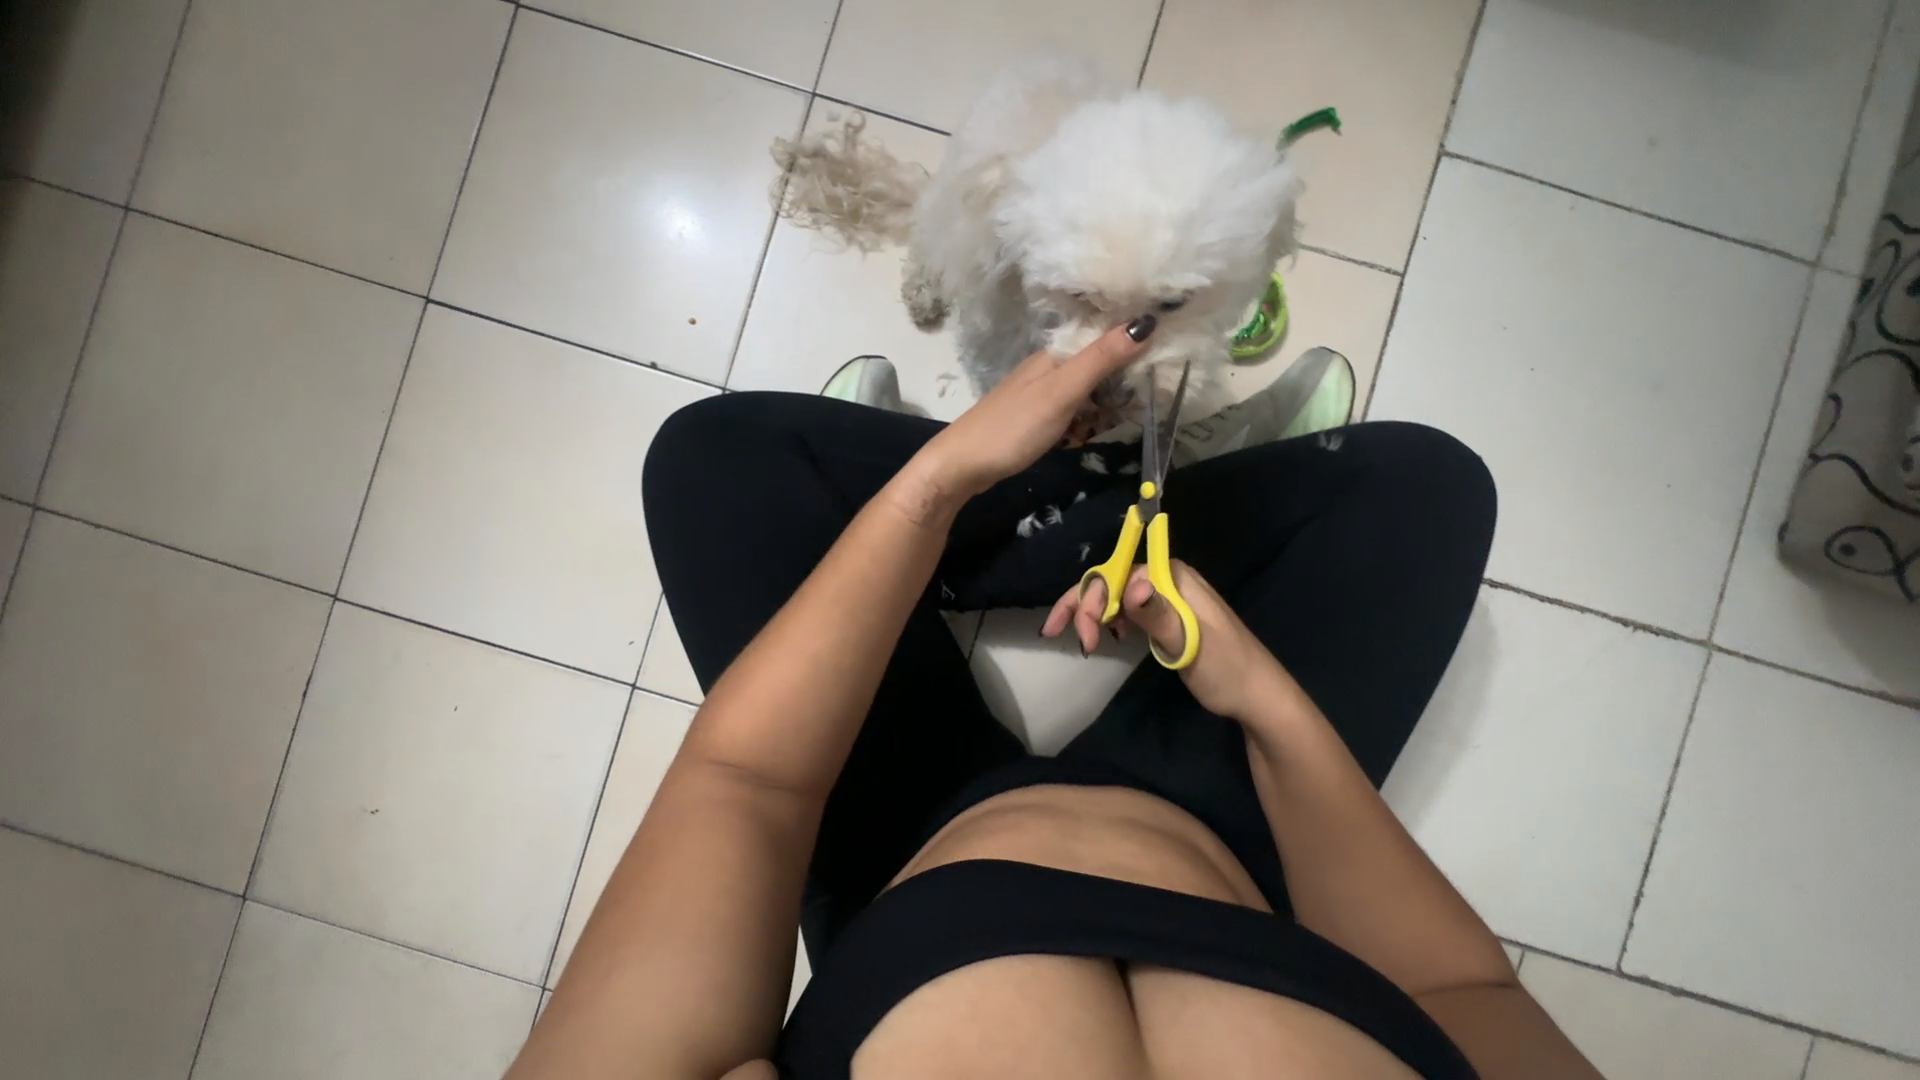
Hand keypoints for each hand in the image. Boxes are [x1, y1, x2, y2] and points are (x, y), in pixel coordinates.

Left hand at [906, 318, 1154, 504]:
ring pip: (1087, 395)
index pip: (1105, 337)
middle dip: (1123, 383)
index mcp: (1056, 355)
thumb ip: (1100, 359)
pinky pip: (1072, 416)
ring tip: (1118, 420)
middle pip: (1099, 367)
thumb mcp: (1062, 392)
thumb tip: (1146, 321)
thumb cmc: (1013, 428)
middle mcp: (1049, 369)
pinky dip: (1084, 425)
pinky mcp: (1035, 421)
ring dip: (1104, 408)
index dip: (1135, 343)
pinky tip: (1086, 436)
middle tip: (1146, 400)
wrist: (961, 466)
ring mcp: (1040, 396)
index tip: (1167, 355)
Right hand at [1040, 559, 1280, 721]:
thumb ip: (1158, 613)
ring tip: (1083, 642)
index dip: (1091, 598)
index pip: (1117, 573)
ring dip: (1092, 613)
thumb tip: (1130, 583)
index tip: (1084, 635)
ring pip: (1116, 595)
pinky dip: (1109, 621)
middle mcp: (1168, 579)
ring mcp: (1167, 598)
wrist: (1258, 697)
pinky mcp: (1167, 618)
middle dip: (1084, 605)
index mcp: (1174, 576)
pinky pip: (1128, 610)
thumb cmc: (1227, 670)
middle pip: (1112, 581)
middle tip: (1066, 638)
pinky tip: (1102, 638)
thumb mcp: (1190, 643)